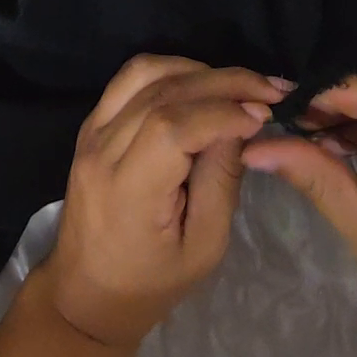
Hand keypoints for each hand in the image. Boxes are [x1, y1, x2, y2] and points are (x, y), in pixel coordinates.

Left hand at [0, 55, 285, 354]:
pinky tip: (202, 83)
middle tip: (268, 88)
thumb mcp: (204, 246)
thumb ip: (221, 181)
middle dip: (222, 82)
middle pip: (161, 92)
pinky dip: (169, 70)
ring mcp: (91, 129)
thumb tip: (242, 122)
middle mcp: (102, 148)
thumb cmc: (152, 279)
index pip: (171, 127)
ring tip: (238, 85)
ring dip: (196, 69)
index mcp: (128, 189)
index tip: (264, 112)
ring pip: (143, 72)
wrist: (88, 288)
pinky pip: (129, 78)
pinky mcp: (92, 122)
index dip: (220, 112)